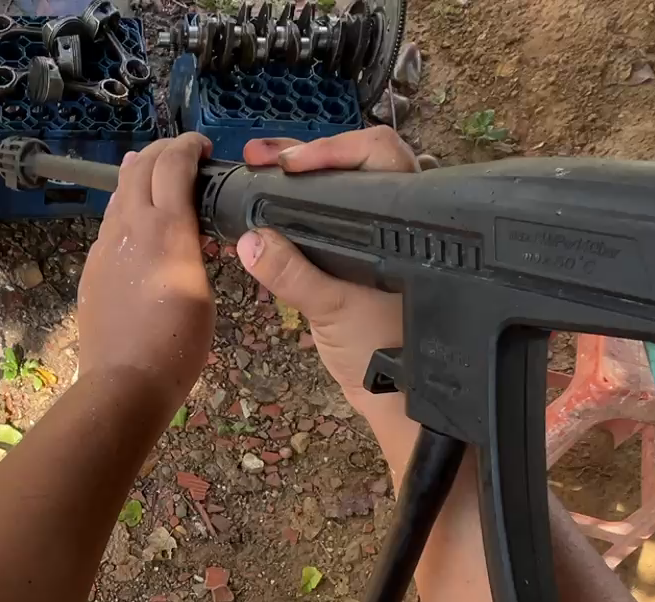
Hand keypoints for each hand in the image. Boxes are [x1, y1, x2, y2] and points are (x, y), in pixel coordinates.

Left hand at [77, 133, 214, 402]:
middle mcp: (131, 227)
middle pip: (140, 165)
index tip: (202, 149)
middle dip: (162, 151)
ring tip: (156, 180)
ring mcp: (104, 248)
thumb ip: (193, 250)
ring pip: (119, 194)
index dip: (188, 146)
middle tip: (181, 157)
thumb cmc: (177, 345)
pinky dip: (126, 212)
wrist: (125, 382)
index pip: (173, 162)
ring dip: (139, 178)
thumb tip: (186, 231)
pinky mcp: (91, 269)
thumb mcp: (203, 291)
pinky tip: (136, 228)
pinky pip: (109, 226)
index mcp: (167, 228)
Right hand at [235, 129, 417, 408]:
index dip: (330, 151)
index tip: (287, 166)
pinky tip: (265, 214)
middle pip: (354, 165)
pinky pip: (323, 224)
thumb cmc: (380, 350)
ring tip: (257, 170)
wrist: (390, 396)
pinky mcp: (351, 264)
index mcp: (405, 222)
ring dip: (298, 181)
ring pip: (338, 193)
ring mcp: (373, 242)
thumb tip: (249, 241)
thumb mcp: (333, 309)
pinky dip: (294, 213)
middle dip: (306, 156)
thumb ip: (293, 274)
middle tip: (259, 157)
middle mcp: (394, 222)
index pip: (374, 157)